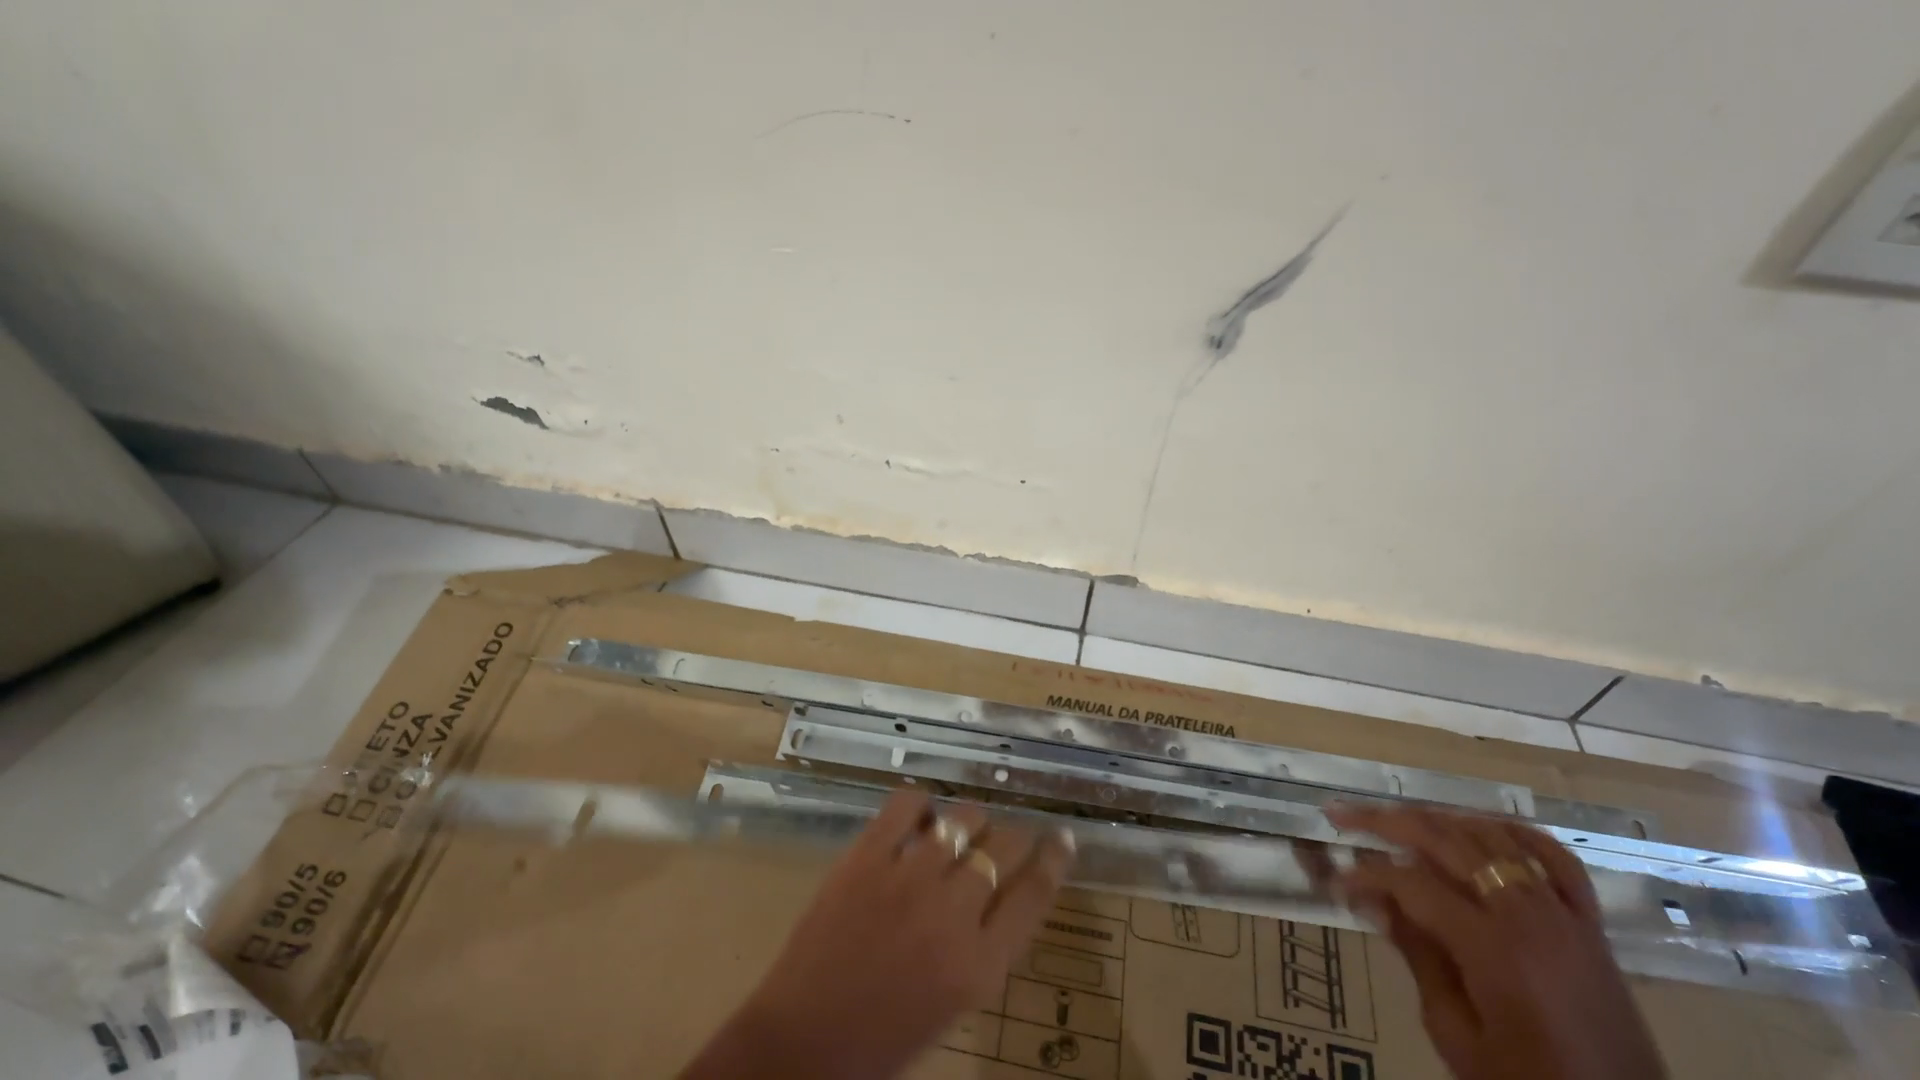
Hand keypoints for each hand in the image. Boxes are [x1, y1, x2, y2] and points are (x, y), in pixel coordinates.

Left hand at [681, 791, 1075, 1079]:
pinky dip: (920, 804)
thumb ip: (987, 947)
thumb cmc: (885, 1035)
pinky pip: (906, 805)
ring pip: (963, 819)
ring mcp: (906, 879)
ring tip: (961, 830)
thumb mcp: (957, 1003)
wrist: (804, 1040)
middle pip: (1005, 848)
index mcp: (980, 965)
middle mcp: (952, 914)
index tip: (1062, 839)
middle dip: (1016, 837)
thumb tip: (1003, 892)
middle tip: (1009, 838)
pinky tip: (919, 818)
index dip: (1055, 859)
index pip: (1035, 894)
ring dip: (971, 821)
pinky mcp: (864, 858)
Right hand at [1327, 803, 1666, 1079]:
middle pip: (1448, 843)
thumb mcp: (1457, 1034)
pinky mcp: (1589, 922)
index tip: (1334, 881)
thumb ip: (1419, 959)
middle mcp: (1529, 914)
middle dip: (1387, 822)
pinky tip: (1482, 826)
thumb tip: (1375, 902)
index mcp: (1492, 947)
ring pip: (1495, 837)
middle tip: (1342, 813)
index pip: (1413, 885)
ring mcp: (1564, 912)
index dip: (1367, 875)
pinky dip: (1515, 833)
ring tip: (1398, 818)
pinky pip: (1554, 858)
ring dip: (1442, 820)